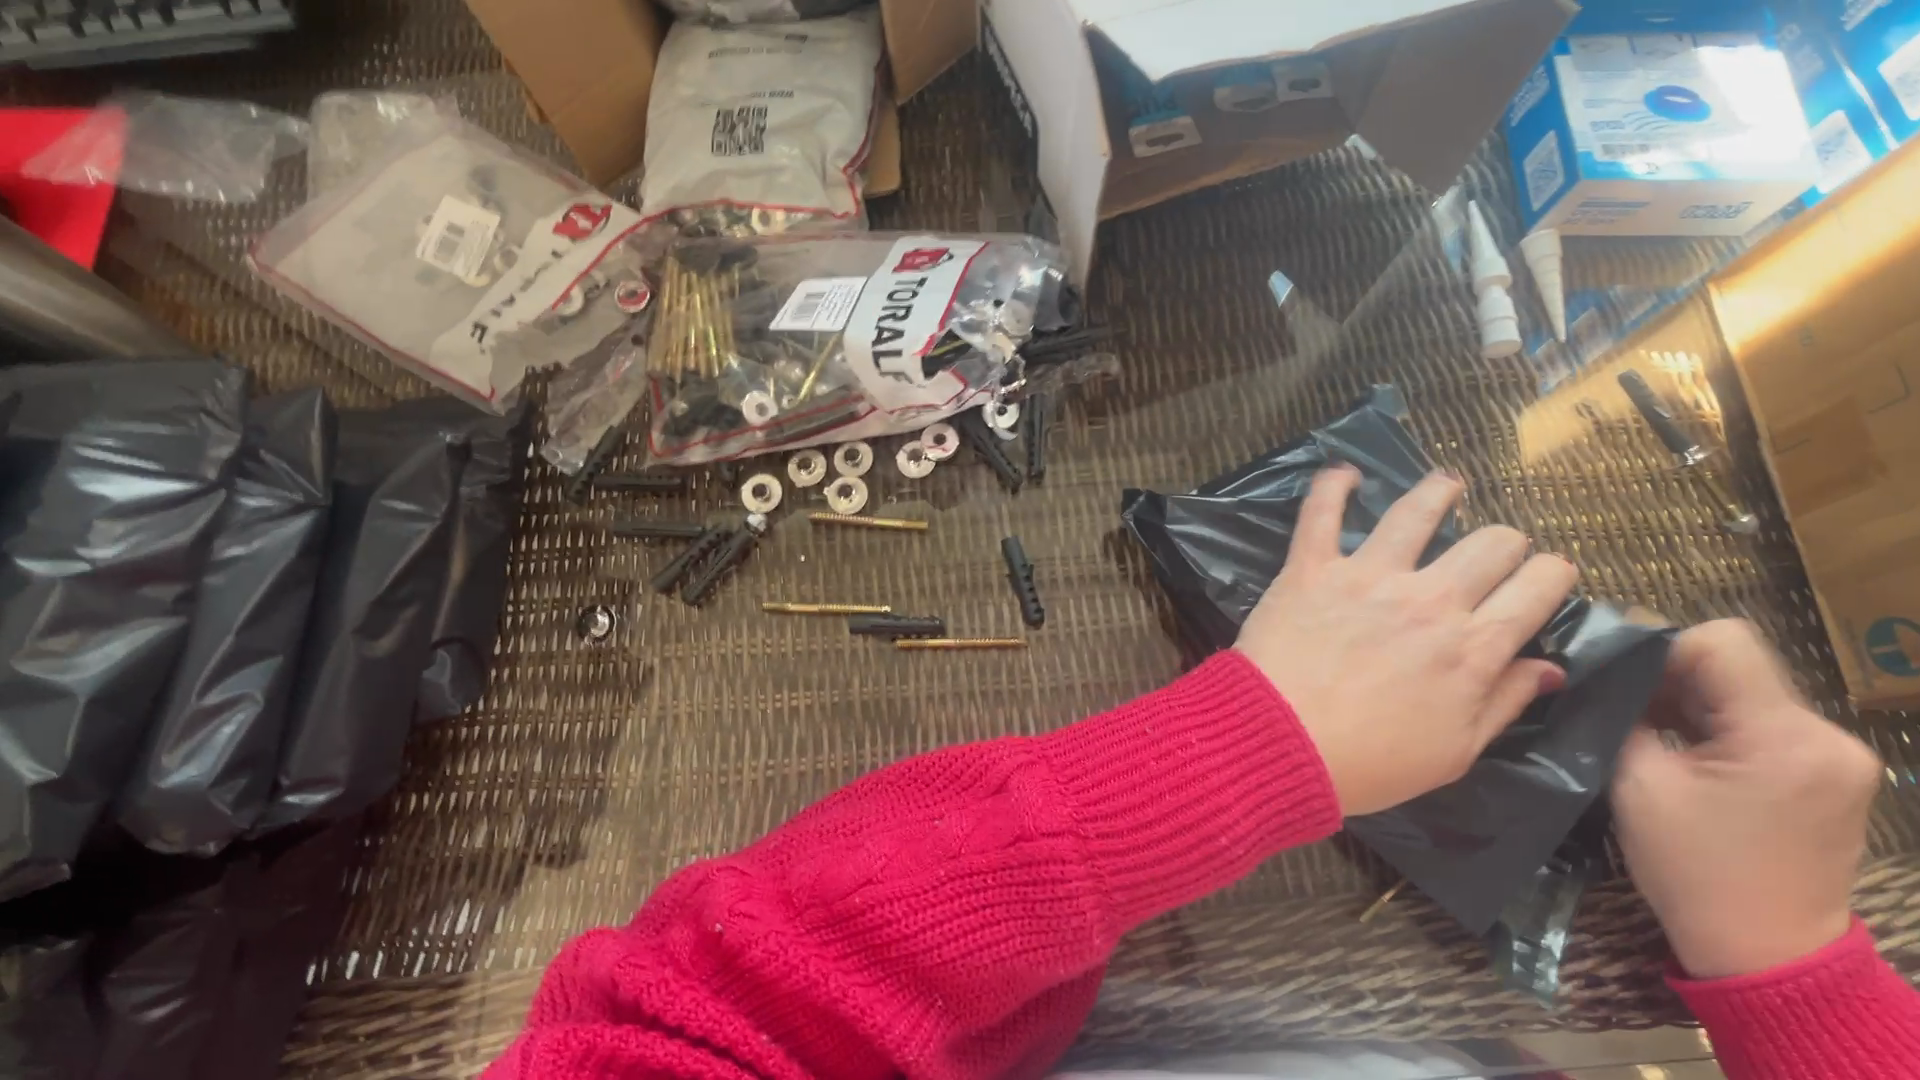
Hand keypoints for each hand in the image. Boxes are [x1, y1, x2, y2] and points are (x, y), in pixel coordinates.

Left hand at [1236, 466, 1577, 815]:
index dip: (1553, 576)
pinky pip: (1320, 513)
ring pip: (1416, 512)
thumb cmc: (1368, 762)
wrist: (1277, 744)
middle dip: (1507, 542)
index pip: (1538, 588)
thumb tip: (1547, 667)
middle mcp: (1428, 599)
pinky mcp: (1309, 568)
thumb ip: (1502, 702)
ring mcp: (1366, 576)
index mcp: (1472, 647)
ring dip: (1439, 493)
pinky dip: (1331, 487)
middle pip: (1492, 544)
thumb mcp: (1454, 752)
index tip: (1547, 577)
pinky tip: (1344, 472)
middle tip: (1495, 550)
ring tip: (1447, 485)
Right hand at [1612, 620, 1882, 979]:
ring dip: (1688, 699)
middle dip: (1668, 673)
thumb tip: (1601, 672)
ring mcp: (1835, 755)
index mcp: (1785, 737)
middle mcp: (1827, 736)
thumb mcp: (1638, 785)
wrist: (1765, 953)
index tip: (1615, 671)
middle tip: (1613, 696)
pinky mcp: (1827, 772)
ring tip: (1637, 722)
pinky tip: (1674, 744)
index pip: (1722, 642)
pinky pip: (1759, 720)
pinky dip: (1711, 722)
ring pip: (1745, 690)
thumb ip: (1623, 716)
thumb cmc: (1693, 871)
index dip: (1659, 644)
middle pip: (1736, 664)